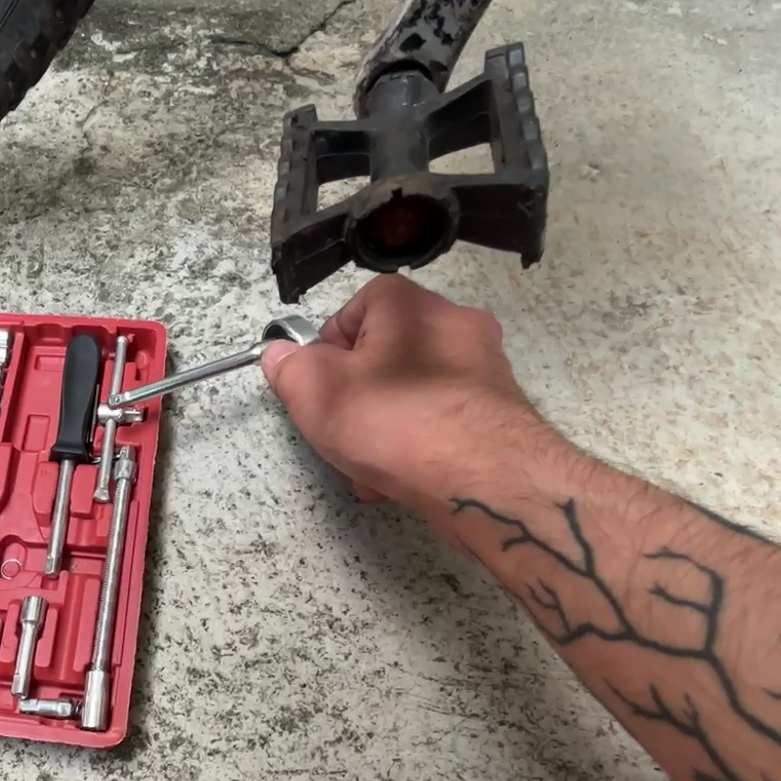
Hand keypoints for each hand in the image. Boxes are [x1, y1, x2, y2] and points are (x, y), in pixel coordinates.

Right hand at [261, 273, 556, 512]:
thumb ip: (288, 366)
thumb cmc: (391, 421)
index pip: (357, 306)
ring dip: (383, 423)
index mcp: (409, 304)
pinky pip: (441, 418)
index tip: (317, 383)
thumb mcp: (313, 390)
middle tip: (340, 426)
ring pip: (412, 390)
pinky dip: (418, 441)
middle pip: (385, 352)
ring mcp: (484, 367)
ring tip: (368, 462)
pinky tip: (401, 474)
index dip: (328, 346)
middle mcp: (454, 323)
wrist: (479, 476)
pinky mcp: (499, 409)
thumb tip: (280, 355)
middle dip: (356, 392)